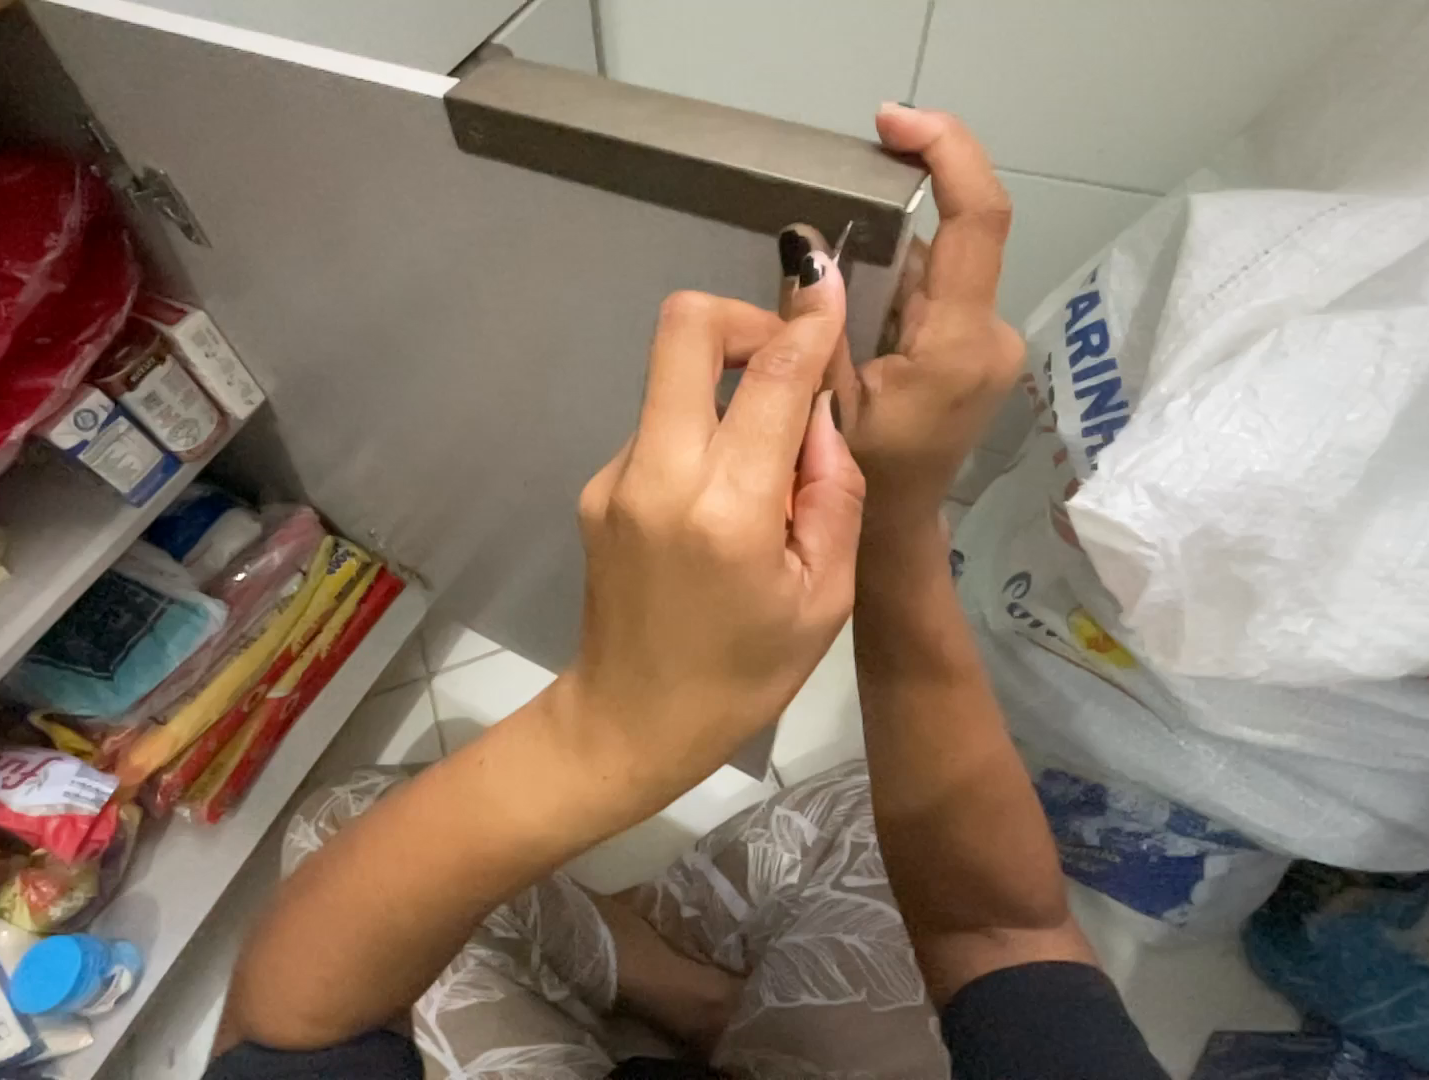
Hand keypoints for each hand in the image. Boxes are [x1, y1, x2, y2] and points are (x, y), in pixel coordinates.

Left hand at [557, 257, 863, 809]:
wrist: (630, 720)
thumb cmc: (743, 676)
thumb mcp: (825, 597)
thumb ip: (833, 490)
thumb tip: (817, 412)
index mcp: (727, 508)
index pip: (774, 376)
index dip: (808, 324)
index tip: (828, 293)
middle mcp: (658, 473)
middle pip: (684, 329)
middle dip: (742, 319)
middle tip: (782, 363)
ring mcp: (613, 477)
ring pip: (670, 380)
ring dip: (723, 392)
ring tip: (757, 468)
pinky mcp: (595, 488)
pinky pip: (657, 429)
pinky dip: (697, 436)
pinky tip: (715, 502)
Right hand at [824, 105, 1024, 539]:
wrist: (897, 530)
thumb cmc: (862, 479)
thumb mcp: (827, 403)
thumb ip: (816, 324)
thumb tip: (801, 245)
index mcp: (957, 346)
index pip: (978, 220)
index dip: (946, 153)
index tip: (893, 124)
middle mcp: (990, 335)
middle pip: (953, 241)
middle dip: (892, 225)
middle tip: (827, 233)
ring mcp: (989, 344)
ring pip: (941, 270)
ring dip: (889, 263)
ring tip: (833, 296)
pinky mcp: (978, 352)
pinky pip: (938, 296)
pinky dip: (898, 290)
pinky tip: (857, 320)